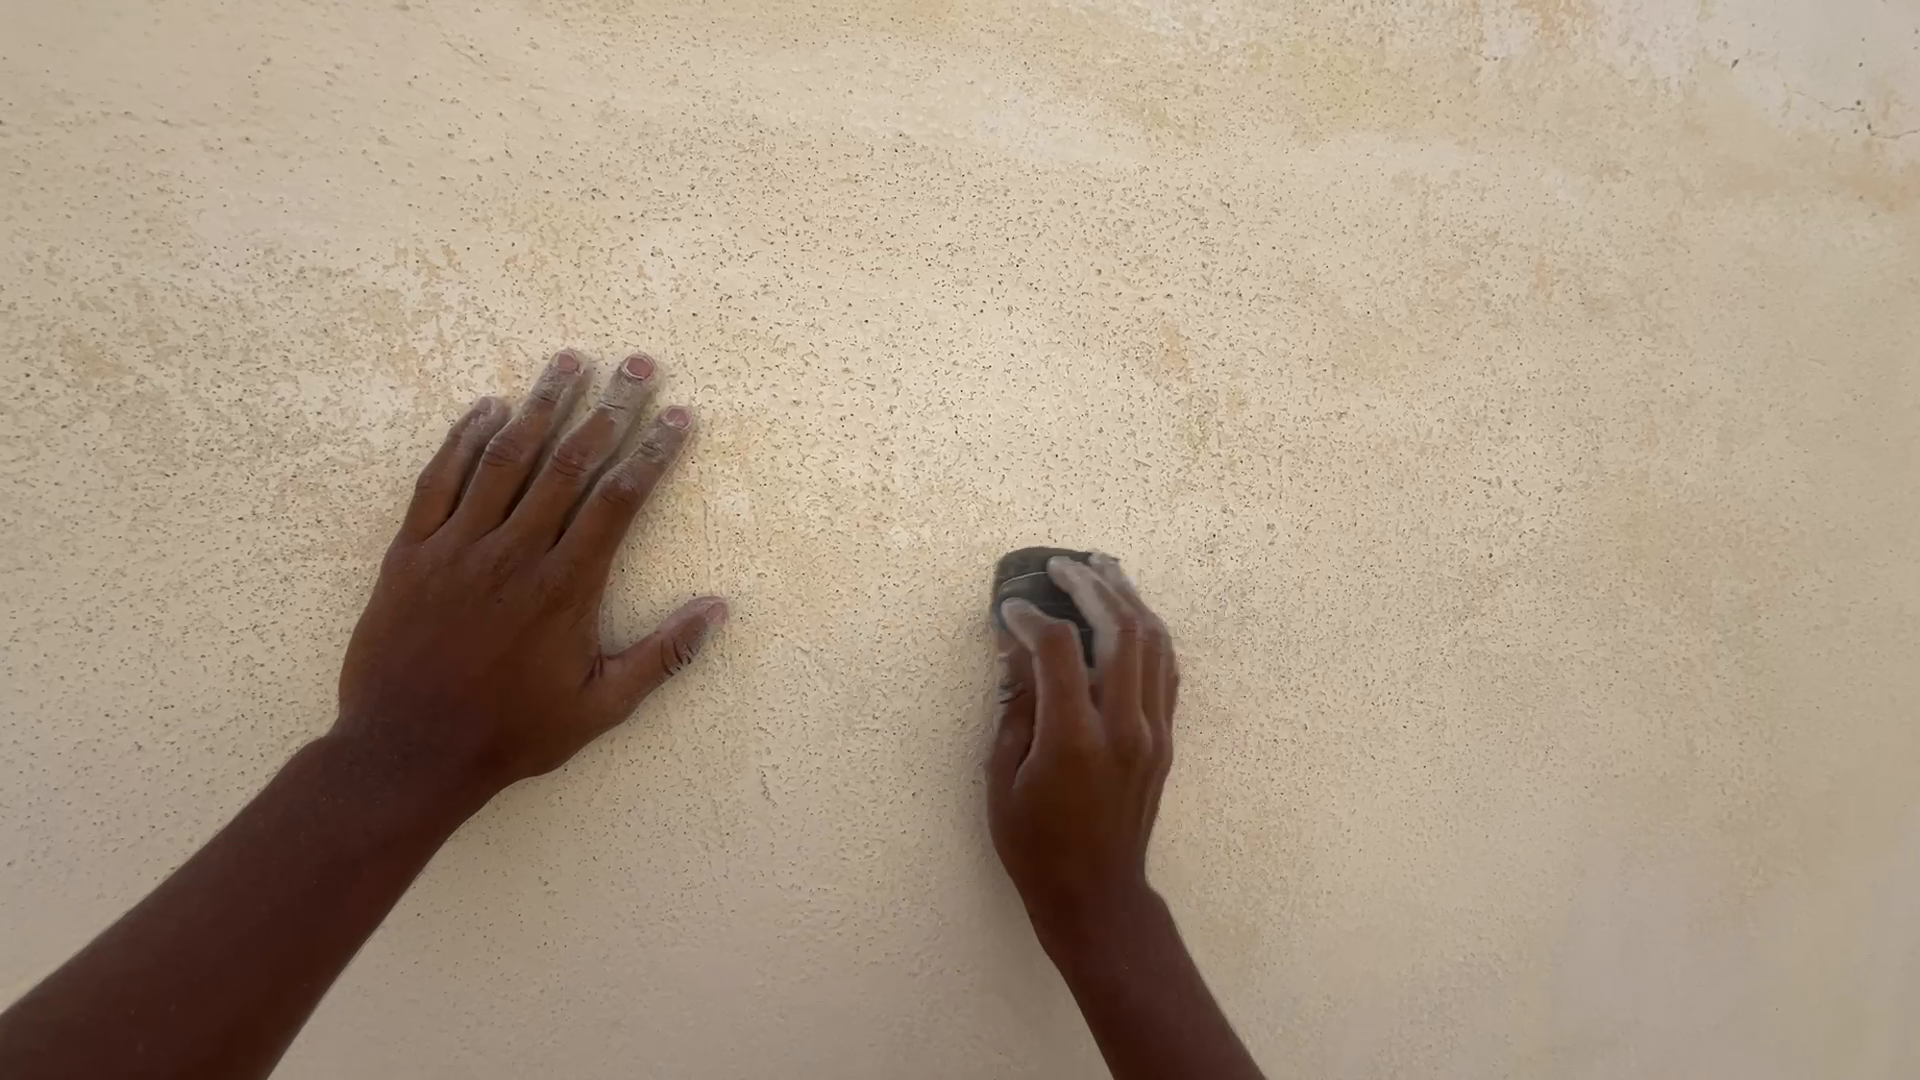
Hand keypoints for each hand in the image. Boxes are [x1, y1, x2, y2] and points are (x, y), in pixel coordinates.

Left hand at [334, 348, 726, 802]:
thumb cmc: (513, 731)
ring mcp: (457, 548)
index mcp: (566, 585)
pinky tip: (487, 407)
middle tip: (636, 364)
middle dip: (609, 408)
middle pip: (570, 463)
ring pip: (506, 459)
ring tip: (569, 362)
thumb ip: (663, 655)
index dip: (652, 452)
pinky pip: (437, 480)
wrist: (406, 753)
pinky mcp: (410, 553)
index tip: (677, 417)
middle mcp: (515, 553)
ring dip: (542, 406)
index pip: (619, 500)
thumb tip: (718, 610)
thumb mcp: (603, 706)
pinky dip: (463, 439)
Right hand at [987, 554, 1176, 949]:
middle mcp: (1123, 726)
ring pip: (1154, 642)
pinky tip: (1131, 614)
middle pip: (1120, 630)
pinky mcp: (1166, 738)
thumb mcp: (1002, 778)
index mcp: (1074, 739)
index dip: (1031, 617)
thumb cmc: (1035, 845)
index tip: (1008, 609)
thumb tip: (1014, 650)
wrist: (1097, 896)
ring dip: (1129, 598)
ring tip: (1104, 568)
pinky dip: (1149, 632)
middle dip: (1090, 586)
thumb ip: (1014, 708)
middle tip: (1062, 565)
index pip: (1060, 649)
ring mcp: (1153, 731)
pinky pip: (1167, 669)